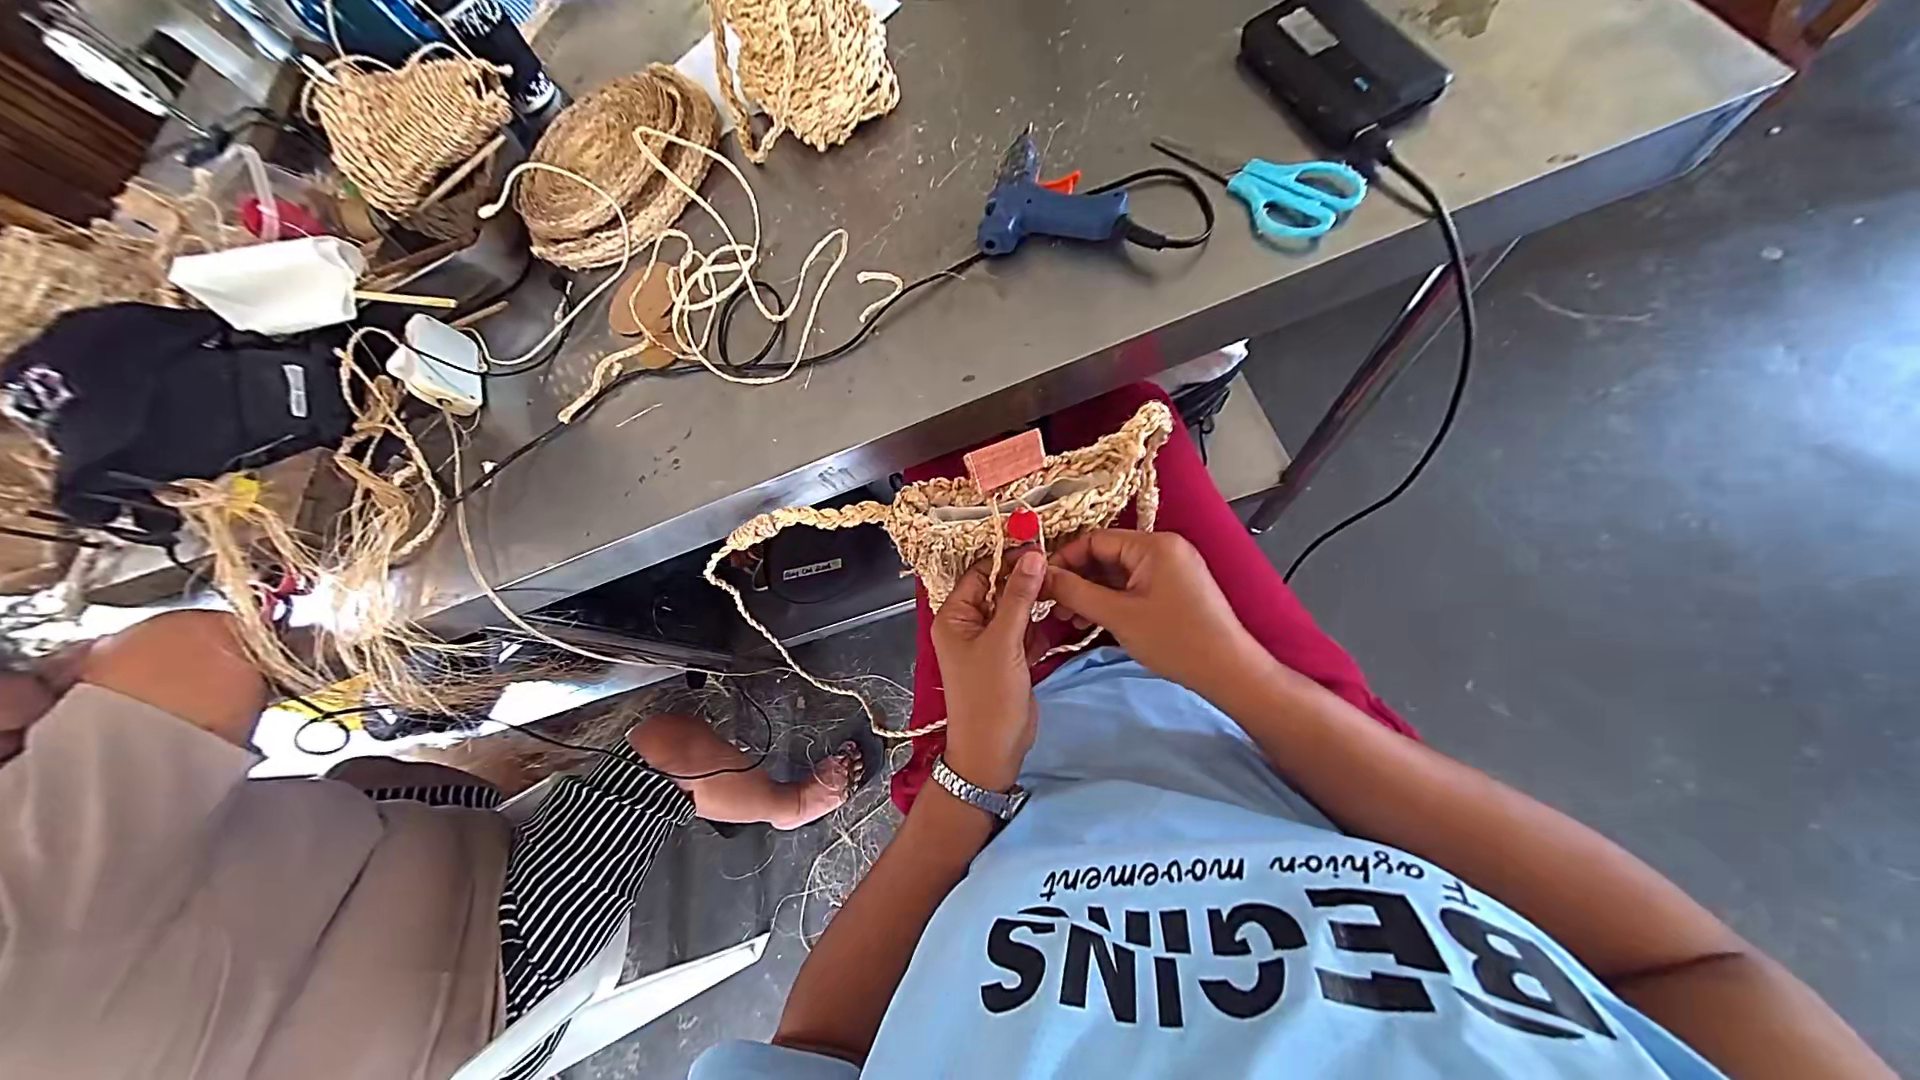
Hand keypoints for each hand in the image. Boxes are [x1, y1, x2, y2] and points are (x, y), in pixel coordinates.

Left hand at [930, 548, 1046, 791]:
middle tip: (1058, 572)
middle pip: (1000, 589)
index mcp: (955, 616)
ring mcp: (990, 640)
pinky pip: (1025, 630)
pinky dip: (1040, 627)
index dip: (1008, 559)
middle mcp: (970, 624)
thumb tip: (1034, 556)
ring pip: (1016, 609)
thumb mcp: (1004, 642)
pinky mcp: (1009, 656)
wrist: (994, 750)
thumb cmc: (989, 696)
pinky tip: (1056, 625)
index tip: (1040, 547)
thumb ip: (1019, 597)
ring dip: (1037, 604)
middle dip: (1026, 582)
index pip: (980, 573)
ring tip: (1061, 596)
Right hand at [1044, 529, 1263, 696]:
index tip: (1043, 582)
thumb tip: (1043, 576)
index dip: (1065, 559)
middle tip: (1054, 604)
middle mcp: (1164, 548)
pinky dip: (1110, 600)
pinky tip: (1093, 620)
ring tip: (1070, 617)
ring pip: (1117, 573)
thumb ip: (1076, 592)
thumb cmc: (1177, 640)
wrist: (1228, 671)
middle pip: (1105, 555)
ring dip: (1091, 592)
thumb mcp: (1118, 615)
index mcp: (1153, 545)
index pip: (1095, 540)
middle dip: (1077, 579)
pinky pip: (1132, 585)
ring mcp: (1171, 568)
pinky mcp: (1173, 588)